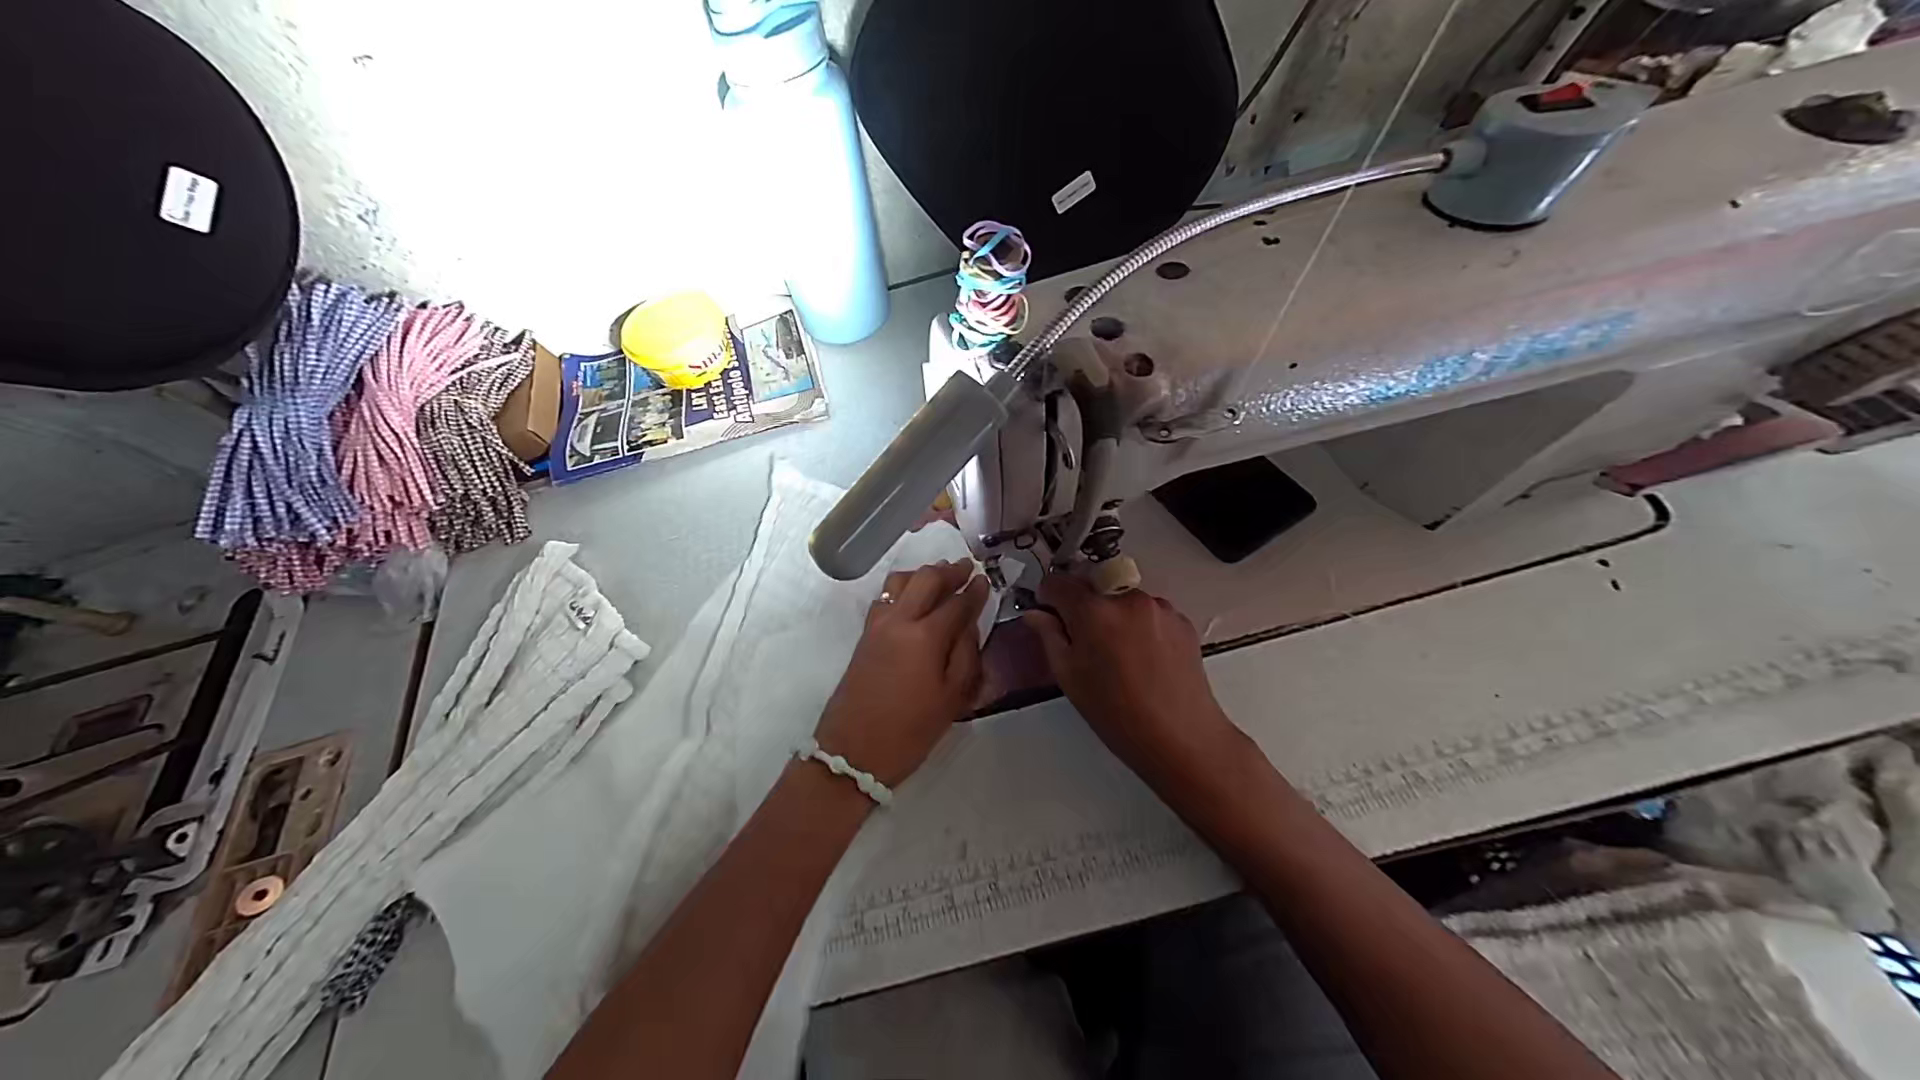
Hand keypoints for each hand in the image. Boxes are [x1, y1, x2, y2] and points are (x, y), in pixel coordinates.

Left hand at [813, 561, 989, 786]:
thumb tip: (969, 624)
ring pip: (901, 581)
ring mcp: (877, 625)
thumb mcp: (952, 699)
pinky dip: (903, 587)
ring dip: (923, 573)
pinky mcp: (864, 635)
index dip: (974, 590)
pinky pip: (886, 596)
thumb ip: (966, 655)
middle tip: (966, 568)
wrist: (853, 752)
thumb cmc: (910, 731)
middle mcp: (900, 620)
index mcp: (925, 636)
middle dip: (949, 571)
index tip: (985, 580)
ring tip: (940, 576)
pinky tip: (912, 596)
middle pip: (926, 579)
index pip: (957, 602)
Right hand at [1023, 574, 1242, 786]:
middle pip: (1093, 586)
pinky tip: (1142, 658)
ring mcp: (1158, 607)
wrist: (1180, 737)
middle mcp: (1126, 599)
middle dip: (1082, 606)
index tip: (1048, 611)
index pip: (1059, 582)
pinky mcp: (1181, 620)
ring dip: (1113, 614)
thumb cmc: (1117, 713)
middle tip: (1083, 639)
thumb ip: (1049, 637)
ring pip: (1122, 598)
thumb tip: (1037, 614)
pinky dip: (1139, 625)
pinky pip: (1149, 612)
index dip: (1048, 596)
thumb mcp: (1069, 677)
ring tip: (1118, 654)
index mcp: (1093, 612)